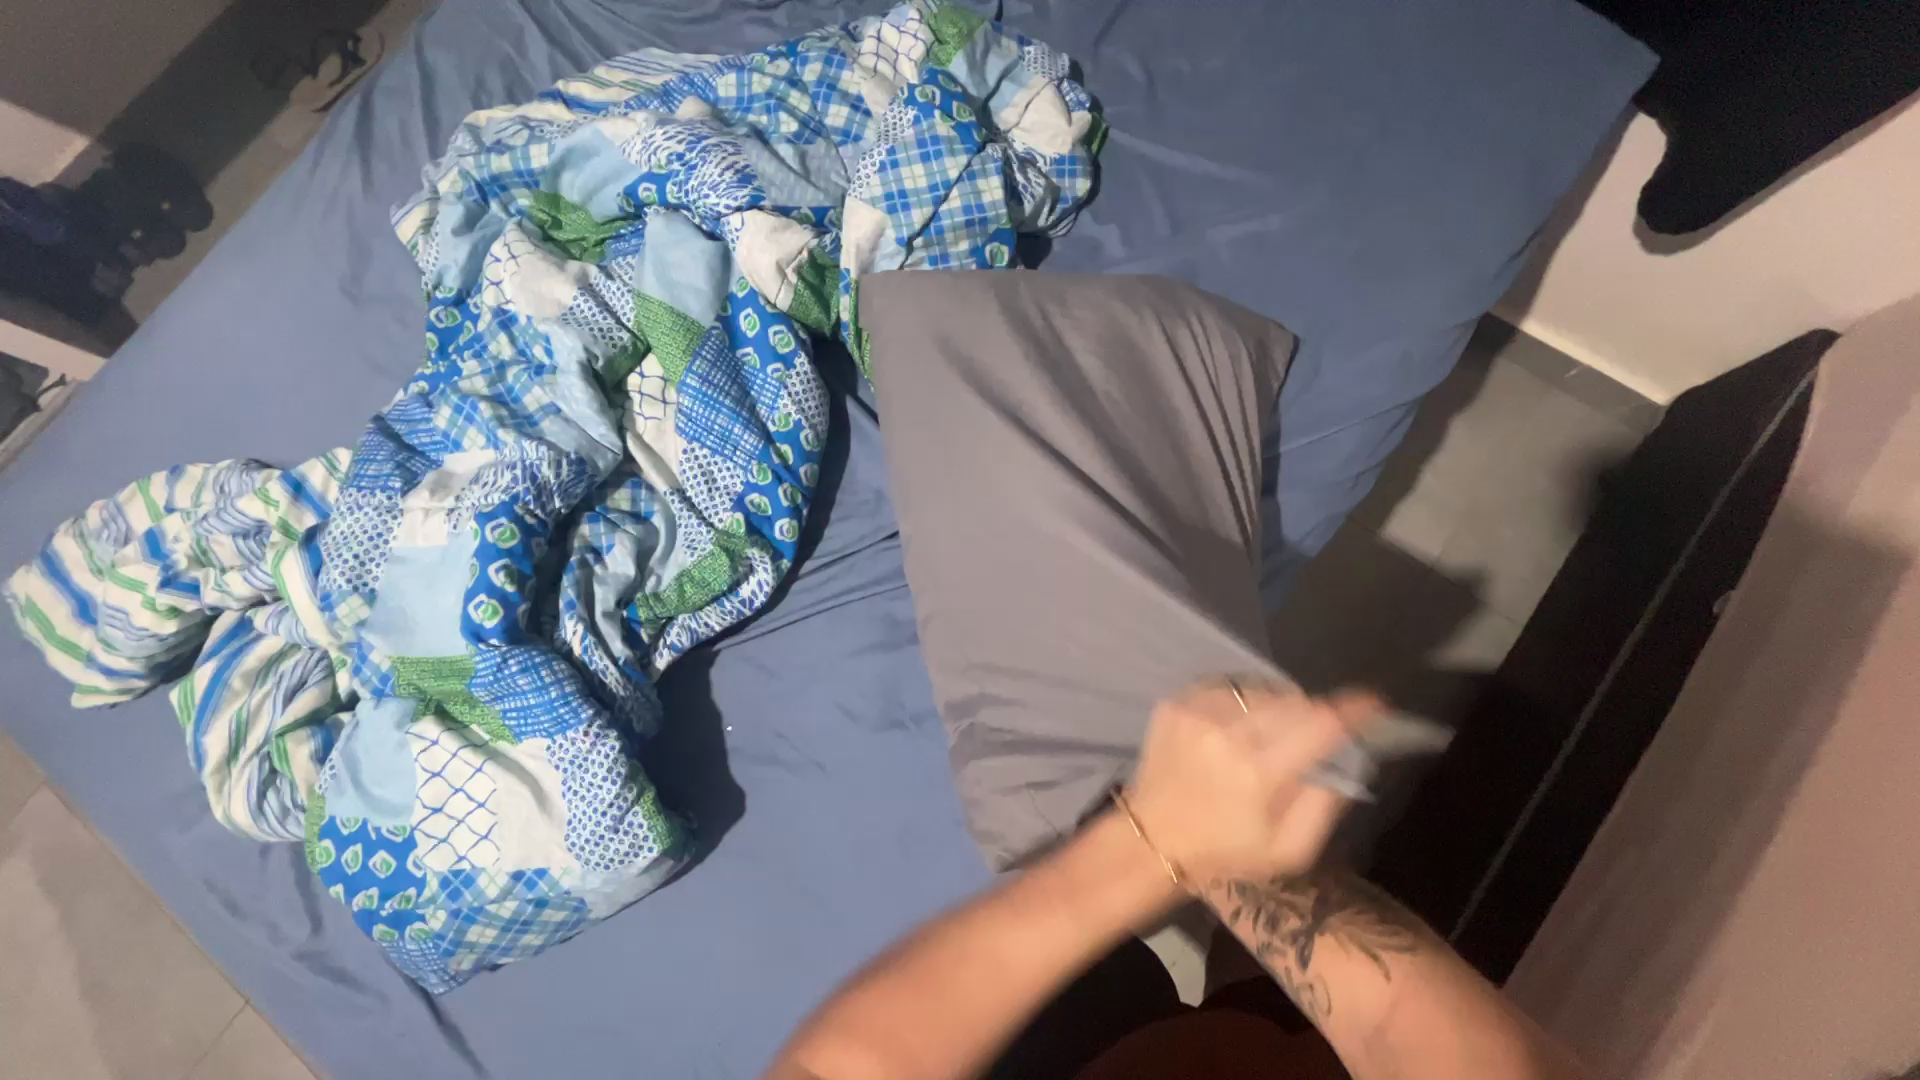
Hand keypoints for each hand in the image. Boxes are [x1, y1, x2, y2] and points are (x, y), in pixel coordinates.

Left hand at [1124, 679, 1380, 883]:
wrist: (1151, 838)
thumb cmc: (1225, 851)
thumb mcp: (1289, 851)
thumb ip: (1324, 805)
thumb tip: (1344, 761)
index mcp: (1258, 773)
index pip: (1318, 724)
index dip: (1351, 709)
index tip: (1373, 702)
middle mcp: (1226, 734)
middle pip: (1290, 700)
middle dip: (1311, 711)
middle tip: (1311, 733)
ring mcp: (1195, 713)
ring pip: (1257, 689)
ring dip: (1273, 704)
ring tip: (1268, 733)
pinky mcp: (1174, 703)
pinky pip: (1223, 687)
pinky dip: (1238, 700)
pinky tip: (1234, 726)